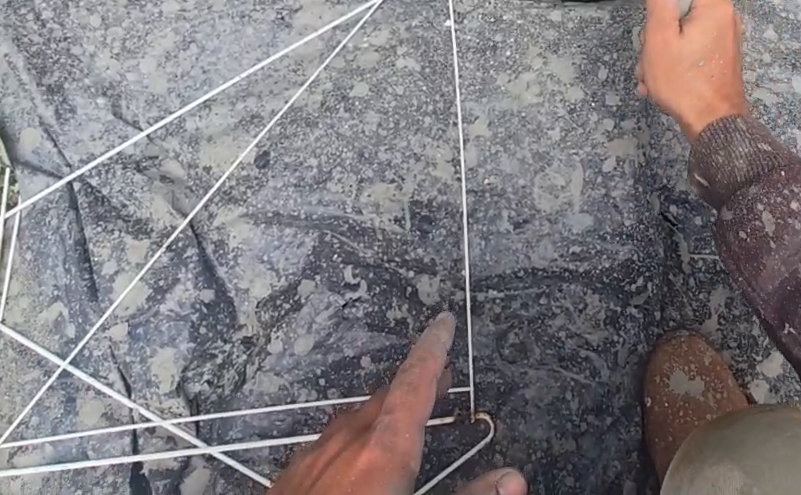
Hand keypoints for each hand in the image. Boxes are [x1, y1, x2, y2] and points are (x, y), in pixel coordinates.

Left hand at [272, 312, 525, 494]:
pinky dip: (351, 441)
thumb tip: (514, 477)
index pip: (415, 381)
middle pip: (386, 399)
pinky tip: (349, 464)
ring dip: (383, 413)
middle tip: (441, 380)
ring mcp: (311, 461)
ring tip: (401, 418)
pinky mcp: (287, 482)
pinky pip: (326, 448)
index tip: (442, 321)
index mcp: (384, 449)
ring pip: (354, 422)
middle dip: (415, 385)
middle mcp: (347, 442)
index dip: (433, 349)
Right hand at [637, 0, 748, 140]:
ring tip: (651, 70)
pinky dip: (677, 56)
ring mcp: (726, 38)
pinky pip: (695, 45)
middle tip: (650, 46)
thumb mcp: (660, 37)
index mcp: (715, 6)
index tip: (657, 6)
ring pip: (687, 27)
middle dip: (662, 23)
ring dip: (664, 45)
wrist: (713, 125)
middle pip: (688, 3)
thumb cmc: (683, 81)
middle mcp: (727, 17)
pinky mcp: (722, 56)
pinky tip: (661, 78)